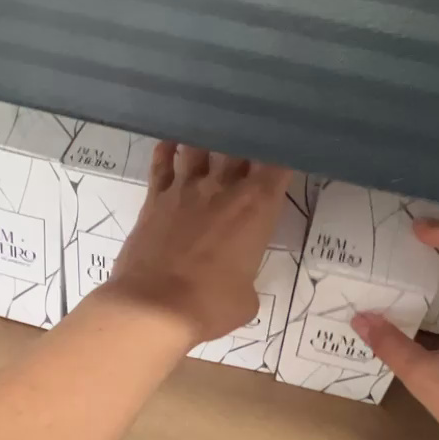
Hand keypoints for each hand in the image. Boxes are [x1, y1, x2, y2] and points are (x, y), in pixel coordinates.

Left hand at [97, 142, 291, 343]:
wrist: (154, 307)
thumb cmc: (209, 306)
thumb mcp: (246, 300)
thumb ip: (247, 279)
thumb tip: (237, 281)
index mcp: (256, 208)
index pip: (278, 166)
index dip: (283, 155)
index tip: (284, 152)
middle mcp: (223, 189)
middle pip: (239, 148)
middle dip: (246, 142)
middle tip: (249, 138)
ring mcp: (186, 189)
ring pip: (199, 147)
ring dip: (207, 140)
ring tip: (212, 132)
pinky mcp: (155, 198)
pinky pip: (162, 163)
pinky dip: (167, 149)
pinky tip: (171, 141)